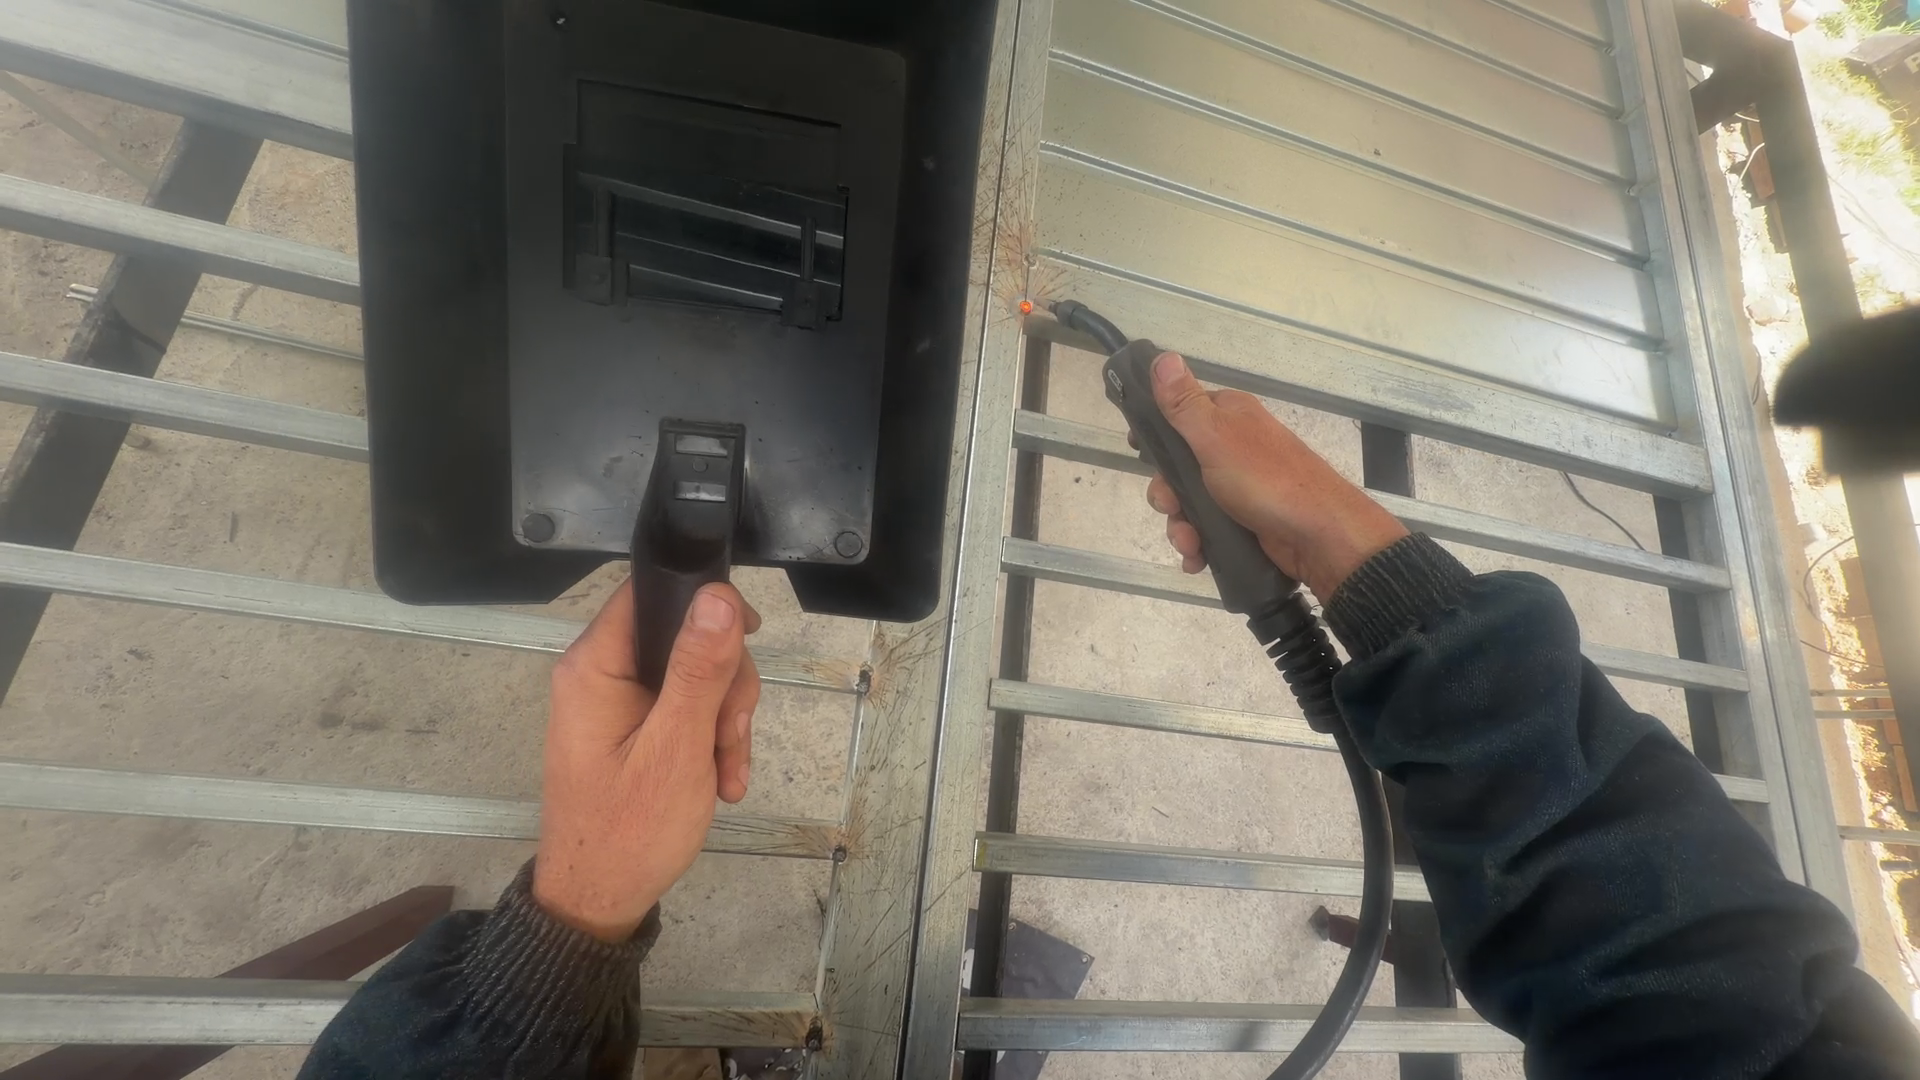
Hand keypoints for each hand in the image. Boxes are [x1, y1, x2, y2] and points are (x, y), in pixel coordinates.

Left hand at [533, 581, 760, 941]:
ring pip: (698, 676)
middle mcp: (605, 673)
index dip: (705, 600)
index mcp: (597, 665)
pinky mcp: (638, 726)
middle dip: (725, 685)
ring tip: (729, 772)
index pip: (652, 593)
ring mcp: (621, 701)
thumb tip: (720, 596)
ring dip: (726, 721)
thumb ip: (699, 669)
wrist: (599, 905)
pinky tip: (723, 779)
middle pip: (686, 637)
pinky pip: (690, 708)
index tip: (749, 634)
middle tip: (733, 734)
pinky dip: (714, 739)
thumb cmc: (631, 829)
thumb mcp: (676, 747)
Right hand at [1144, 352, 1407, 599]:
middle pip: (1177, 467)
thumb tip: (1162, 356)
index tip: (1140, 451)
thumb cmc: (1265, 479)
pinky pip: (1206, 529)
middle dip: (1167, 495)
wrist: (1319, 536)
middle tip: (1171, 508)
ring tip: (1190, 544)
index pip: (1179, 415)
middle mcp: (1231, 447)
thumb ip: (1183, 403)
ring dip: (1181, 527)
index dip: (1156, 434)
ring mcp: (1237, 486)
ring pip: (1189, 503)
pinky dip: (1197, 545)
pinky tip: (1196, 558)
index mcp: (1227, 417)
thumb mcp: (1215, 436)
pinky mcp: (1243, 520)